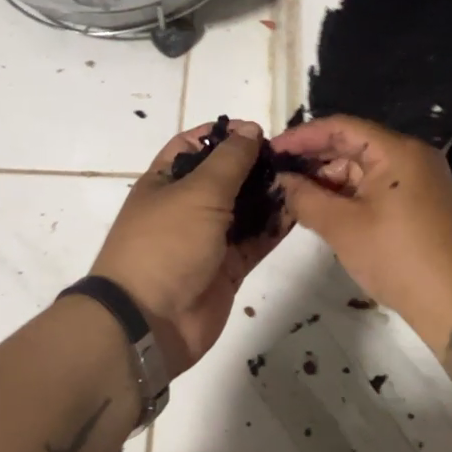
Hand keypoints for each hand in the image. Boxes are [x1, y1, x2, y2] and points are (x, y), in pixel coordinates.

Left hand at [89, 120, 289, 375]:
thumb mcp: (198, 192)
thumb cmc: (166, 244)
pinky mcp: (228, 266)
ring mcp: (208, 238)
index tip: (260, 131)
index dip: (225, 134)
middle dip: (256, 164)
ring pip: (245, 208)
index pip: (195, 145)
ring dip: (270, 194)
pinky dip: (276, 226)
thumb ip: (230, 160)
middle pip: (226, 176)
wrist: (148, 322)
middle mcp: (187, 205)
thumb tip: (251, 130)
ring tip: (303, 179)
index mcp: (166, 181)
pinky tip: (301, 209)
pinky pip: (256, 239)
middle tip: (292, 157)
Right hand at [271, 115, 451, 349]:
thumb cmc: (397, 258)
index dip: (303, 136)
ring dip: (331, 178)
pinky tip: (324, 206)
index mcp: (399, 151)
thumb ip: (306, 198)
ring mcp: (421, 179)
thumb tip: (283, 181)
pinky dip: (350, 192)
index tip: (272, 150)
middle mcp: (413, 156)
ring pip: (366, 167)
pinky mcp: (422, 201)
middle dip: (315, 157)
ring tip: (294, 193)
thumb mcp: (343, 227)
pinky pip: (379, 185)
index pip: (343, 127)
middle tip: (278, 173)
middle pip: (355, 144)